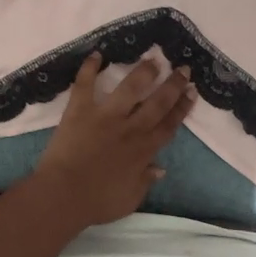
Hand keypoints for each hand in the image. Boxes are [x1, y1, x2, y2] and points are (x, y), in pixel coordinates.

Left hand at [30, 54, 195, 227]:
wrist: (64, 195)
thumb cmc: (98, 203)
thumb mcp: (130, 199)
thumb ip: (145, 181)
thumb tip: (160, 169)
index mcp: (144, 151)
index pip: (169, 125)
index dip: (182, 108)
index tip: (191, 92)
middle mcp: (130, 128)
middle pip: (157, 103)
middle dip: (173, 84)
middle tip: (183, 68)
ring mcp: (105, 116)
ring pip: (130, 88)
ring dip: (143, 72)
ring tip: (153, 59)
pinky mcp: (80, 111)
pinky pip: (85, 85)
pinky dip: (90, 68)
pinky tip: (97, 54)